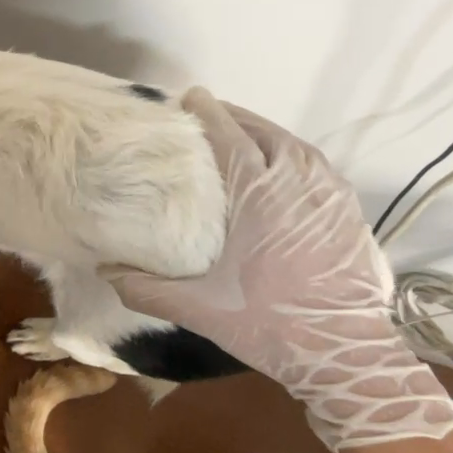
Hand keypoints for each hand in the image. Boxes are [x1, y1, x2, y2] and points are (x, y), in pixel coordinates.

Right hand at [107, 89, 452, 450]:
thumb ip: (143, 288)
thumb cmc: (268, 325)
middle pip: (265, 133)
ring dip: (265, 133)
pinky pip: (317, 166)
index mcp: (260, 199)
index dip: (208, 115)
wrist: (346, 355)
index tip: (188, 98)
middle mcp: (298, 187)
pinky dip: (292, 154)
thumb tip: (103, 270)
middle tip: (206, 113)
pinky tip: (279, 166)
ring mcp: (330, 198)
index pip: (231, 139)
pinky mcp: (349, 214)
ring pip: (295, 146)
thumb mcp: (195, 309)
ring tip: (239, 132)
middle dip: (235, 117)